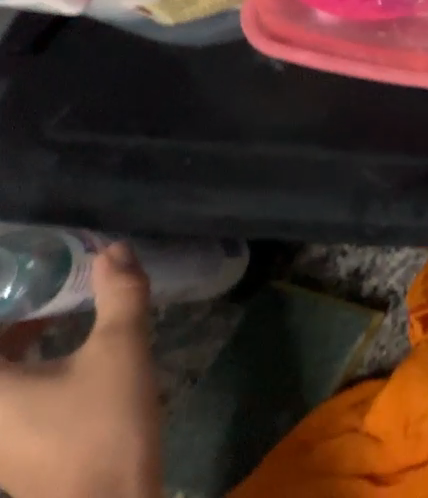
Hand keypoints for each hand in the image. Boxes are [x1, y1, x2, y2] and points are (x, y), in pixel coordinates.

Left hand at [0, 244, 161, 497]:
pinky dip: (20, 362)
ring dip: (17, 340)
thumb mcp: (120, 350)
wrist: (102, 494)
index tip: (31, 271)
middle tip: (48, 284)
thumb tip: (113, 249)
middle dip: (18, 314)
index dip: (11, 293)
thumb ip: (119, 297)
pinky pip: (4, 388)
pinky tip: (58, 352)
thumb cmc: (102, 420)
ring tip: (55, 313)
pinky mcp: (0, 439)